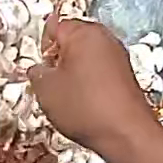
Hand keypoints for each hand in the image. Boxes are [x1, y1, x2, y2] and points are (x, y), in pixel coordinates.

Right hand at [27, 18, 161, 155]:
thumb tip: (38, 70)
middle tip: (51, 84)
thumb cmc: (86, 107)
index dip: (43, 49)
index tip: (40, 67)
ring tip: (69, 98)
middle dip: (59, 61)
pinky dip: (91, 85)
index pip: (54, 27)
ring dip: (75, 75)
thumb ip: (36, 73)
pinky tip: (86, 105)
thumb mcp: (46, 90)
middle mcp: (105, 39)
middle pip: (72, 42)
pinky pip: (101, 74)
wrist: (126, 134)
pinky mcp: (127, 77)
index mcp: (83, 33)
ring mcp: (119, 57)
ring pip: (87, 59)